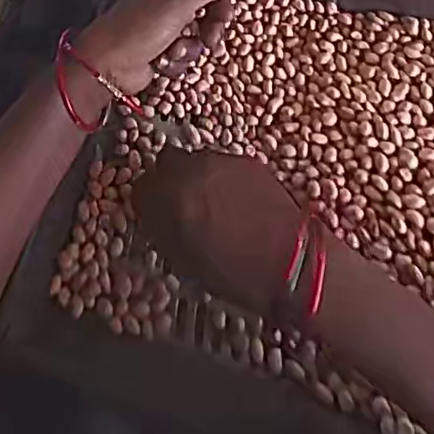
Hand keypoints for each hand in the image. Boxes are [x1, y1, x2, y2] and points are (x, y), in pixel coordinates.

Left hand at [71, 0, 235, 95]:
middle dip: (210, 31)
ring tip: (172, 53)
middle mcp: (169, 6)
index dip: (221, 4)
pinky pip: (185, 59)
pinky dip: (177, 64)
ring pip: (197, 41)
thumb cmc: (142, 28)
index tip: (224, 19)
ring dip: (189, 50)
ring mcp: (165, 31)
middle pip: (208, 16)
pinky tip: (162, 64)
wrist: (110, 64)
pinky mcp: (161, 55)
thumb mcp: (178, 1)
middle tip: (209, 42)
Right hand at [135, 150, 305, 314]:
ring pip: (196, 161)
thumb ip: (164, 232)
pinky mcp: (245, 160)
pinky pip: (222, 164)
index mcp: (170, 197)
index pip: (141, 188)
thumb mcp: (186, 261)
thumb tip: (157, 220)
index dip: (146, 202)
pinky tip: (235, 201)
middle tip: (178, 203)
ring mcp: (220, 161)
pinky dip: (221, 179)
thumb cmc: (236, 273)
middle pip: (166, 163)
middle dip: (168, 180)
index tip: (152, 214)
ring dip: (196, 177)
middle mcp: (190, 170)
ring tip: (211, 204)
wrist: (292, 261)